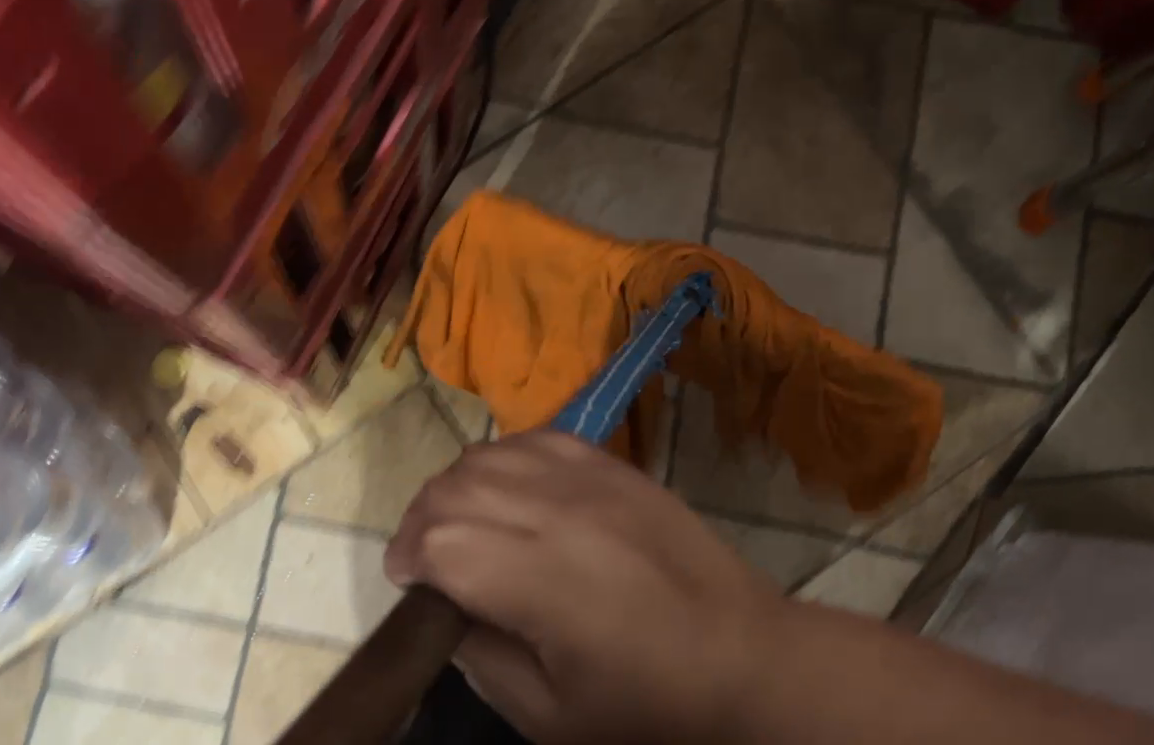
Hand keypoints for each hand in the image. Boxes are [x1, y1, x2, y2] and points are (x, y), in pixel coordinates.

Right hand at [384, 431, 781, 743]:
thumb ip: (481, 658)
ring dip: (457, 487)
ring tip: (461, 522)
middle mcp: (555, 510)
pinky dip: (502, 460)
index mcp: (539, 579)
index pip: (439, 541)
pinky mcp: (609, 462)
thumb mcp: (550, 716)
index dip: (407, 557)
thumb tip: (442, 608)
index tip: (407, 582)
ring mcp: (585, 476)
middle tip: (425, 557)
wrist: (746, 656)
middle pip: (453, 487)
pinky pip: (532, 437)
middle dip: (421, 519)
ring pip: (486, 455)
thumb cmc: (648, 703)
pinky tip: (508, 490)